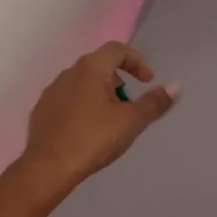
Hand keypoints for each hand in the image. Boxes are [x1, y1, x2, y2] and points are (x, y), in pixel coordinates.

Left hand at [18, 41, 178, 191]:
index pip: (117, 49)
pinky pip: (68, 101)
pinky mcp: (41, 110)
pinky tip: (86, 131)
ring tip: (109, 121)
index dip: (137, 61)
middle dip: (119, 81)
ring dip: (100, 95)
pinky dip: (82, 108)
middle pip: (99, 66)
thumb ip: (154, 103)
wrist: (49, 167)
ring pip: (82, 84)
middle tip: (128, 105)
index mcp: (90, 68)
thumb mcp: (131, 122)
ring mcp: (51, 92)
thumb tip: (175, 87)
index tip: (147, 81)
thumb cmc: (94, 139)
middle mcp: (68, 73)